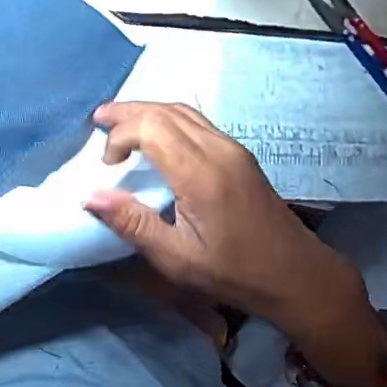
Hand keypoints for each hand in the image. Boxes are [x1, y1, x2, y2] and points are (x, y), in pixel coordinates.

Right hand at [83, 102, 376, 367]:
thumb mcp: (175, 257)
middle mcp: (218, 150)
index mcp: (201, 174)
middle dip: (127, 112)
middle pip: (165, 111)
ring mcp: (232, 148)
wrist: (296, 275)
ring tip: (117, 121)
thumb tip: (89, 197)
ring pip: (182, 111)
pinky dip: (166, 119)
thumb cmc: (232, 272)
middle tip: (98, 119)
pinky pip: (196, 121)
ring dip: (147, 111)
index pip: (151, 128)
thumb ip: (132, 223)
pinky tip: (153, 134)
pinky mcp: (238, 154)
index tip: (107, 165)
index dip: (120, 136)